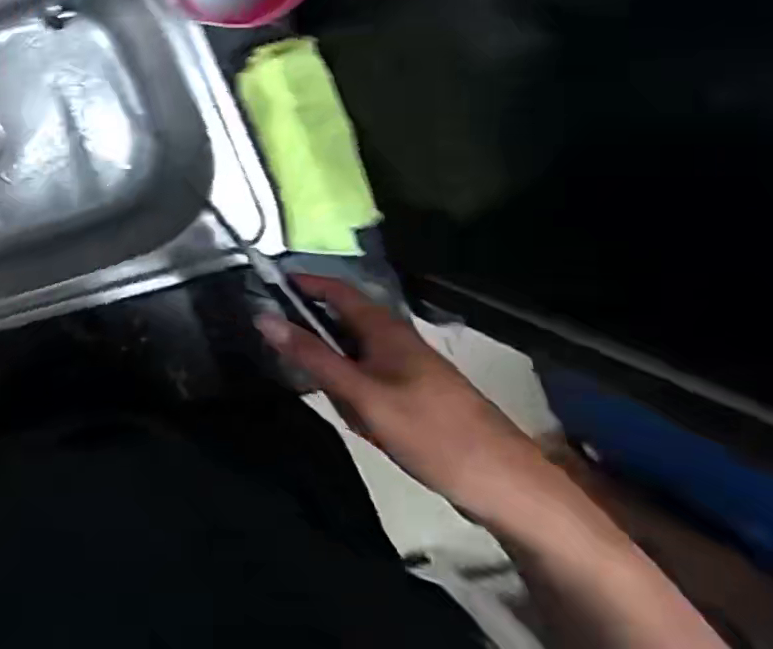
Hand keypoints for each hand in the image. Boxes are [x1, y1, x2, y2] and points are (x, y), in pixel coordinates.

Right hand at [257, 276, 560, 525]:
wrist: (510, 488)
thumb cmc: (432, 433)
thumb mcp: (362, 395)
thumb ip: (312, 356)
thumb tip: (263, 317)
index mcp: (387, 329)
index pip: (336, 289)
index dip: (301, 283)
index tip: (264, 286)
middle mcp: (398, 341)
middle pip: (341, 322)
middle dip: (312, 335)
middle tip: (281, 352)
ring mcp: (409, 369)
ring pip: (353, 355)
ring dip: (333, 370)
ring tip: (326, 397)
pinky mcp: (416, 396)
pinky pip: (369, 379)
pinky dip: (352, 390)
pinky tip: (356, 418)